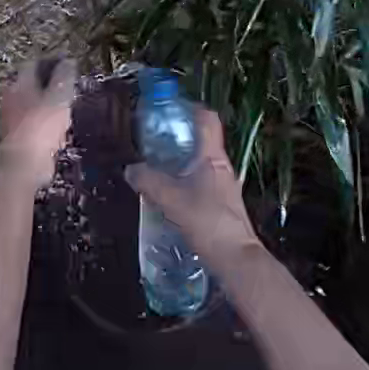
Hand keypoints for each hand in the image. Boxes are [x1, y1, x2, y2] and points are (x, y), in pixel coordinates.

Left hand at [0, 58, 75, 187]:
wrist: (26, 164)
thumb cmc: (43, 123)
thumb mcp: (59, 94)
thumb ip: (65, 76)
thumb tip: (68, 61)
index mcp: (20, 83)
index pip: (35, 64)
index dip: (54, 62)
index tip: (71, 66)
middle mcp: (14, 97)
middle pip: (36, 85)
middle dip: (54, 87)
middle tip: (72, 89)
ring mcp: (15, 118)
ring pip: (38, 106)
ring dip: (53, 108)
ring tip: (69, 112)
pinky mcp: (20, 138)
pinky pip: (39, 125)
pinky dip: (50, 127)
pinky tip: (62, 134)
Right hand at [125, 107, 260, 266]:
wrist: (237, 260)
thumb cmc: (208, 221)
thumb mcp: (172, 199)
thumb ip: (149, 182)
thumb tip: (131, 169)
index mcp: (212, 156)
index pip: (208, 119)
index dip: (192, 109)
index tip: (172, 109)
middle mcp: (222, 166)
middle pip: (203, 141)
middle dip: (180, 139)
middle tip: (157, 142)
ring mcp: (226, 187)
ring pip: (202, 164)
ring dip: (183, 163)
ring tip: (160, 170)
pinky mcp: (224, 206)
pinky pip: (204, 184)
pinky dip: (188, 183)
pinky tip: (173, 198)